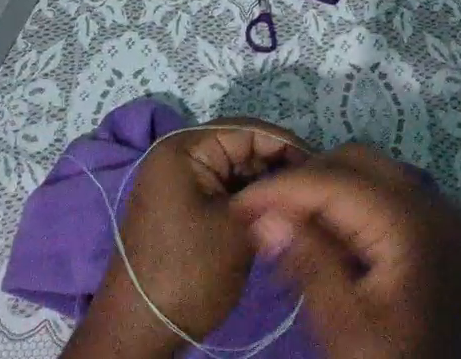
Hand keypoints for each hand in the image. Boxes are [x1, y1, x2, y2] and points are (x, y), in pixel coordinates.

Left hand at [64, 118, 309, 358]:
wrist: (139, 329)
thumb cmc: (187, 272)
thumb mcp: (236, 229)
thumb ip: (270, 195)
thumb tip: (303, 179)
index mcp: (184, 149)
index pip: (247, 130)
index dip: (286, 144)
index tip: (321, 167)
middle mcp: (179, 155)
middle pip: (241, 146)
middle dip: (278, 164)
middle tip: (315, 187)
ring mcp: (180, 181)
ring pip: (236, 169)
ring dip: (266, 182)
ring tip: (302, 200)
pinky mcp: (184, 204)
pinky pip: (225, 188)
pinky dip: (251, 198)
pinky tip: (278, 212)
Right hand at [231, 144, 460, 358]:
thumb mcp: (346, 328)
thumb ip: (308, 264)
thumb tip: (266, 216)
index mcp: (409, 221)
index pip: (331, 180)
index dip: (280, 188)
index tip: (238, 206)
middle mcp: (431, 203)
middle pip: (354, 162)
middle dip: (306, 180)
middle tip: (265, 216)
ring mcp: (441, 217)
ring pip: (372, 174)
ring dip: (328, 189)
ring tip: (289, 226)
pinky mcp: (442, 236)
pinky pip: (389, 196)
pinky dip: (353, 204)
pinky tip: (328, 239)